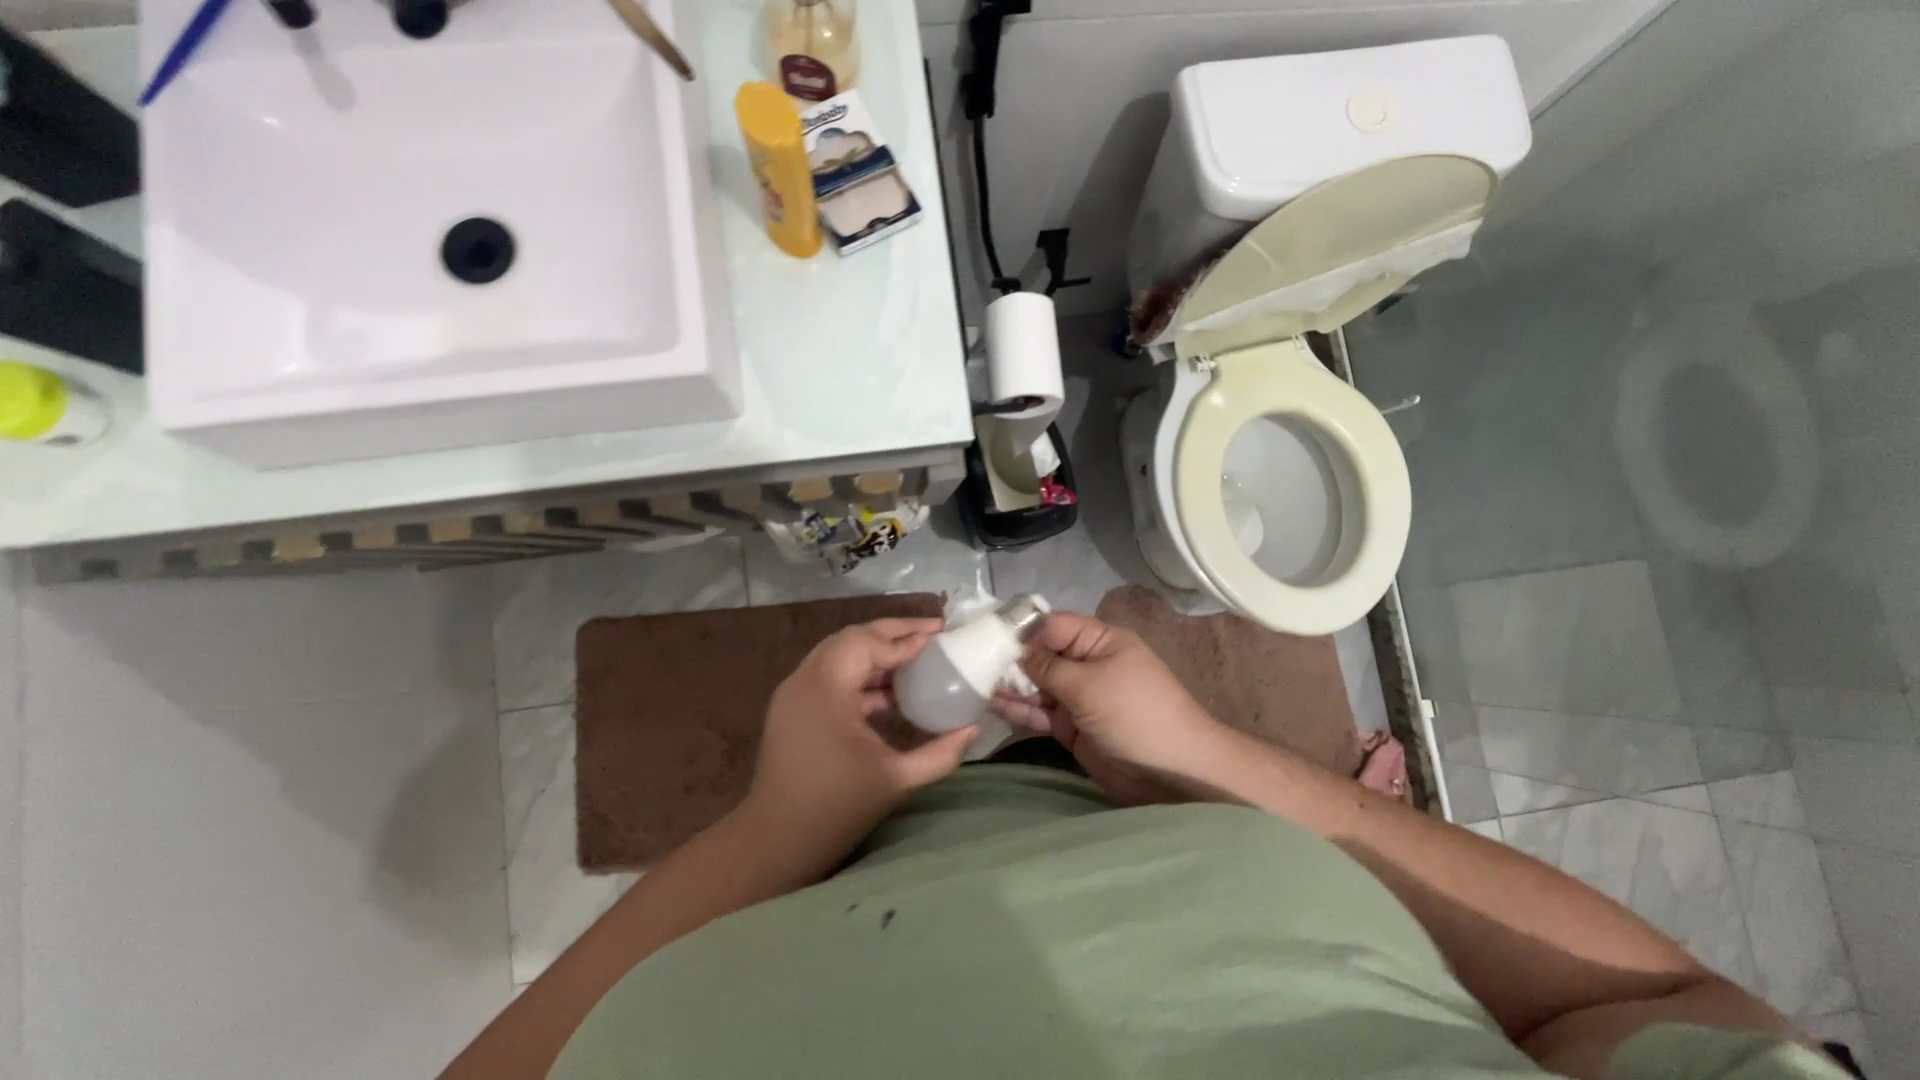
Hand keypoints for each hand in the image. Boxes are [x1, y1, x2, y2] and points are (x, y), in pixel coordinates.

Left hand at [744, 618, 978, 869]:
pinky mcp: (792, 709)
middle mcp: (805, 680)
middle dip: (892, 634)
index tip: (941, 636)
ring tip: (917, 659)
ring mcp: (794, 693)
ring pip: (838, 655)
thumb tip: (973, 729)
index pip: (867, 642)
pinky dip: (860, 676)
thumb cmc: (836, 808)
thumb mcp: (896, 779)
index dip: (905, 638)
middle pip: (851, 639)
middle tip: (932, 634)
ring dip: (876, 653)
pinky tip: (892, 693)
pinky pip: (830, 677)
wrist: (776, 840)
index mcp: (826, 688)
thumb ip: (940, 754)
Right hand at [991, 612, 1226, 804]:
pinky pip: (1040, 712)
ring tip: (971, 682)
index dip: (1021, 629)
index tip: (985, 635)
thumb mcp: (1089, 683)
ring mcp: (1079, 697)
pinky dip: (1018, 708)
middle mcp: (1088, 664)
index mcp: (1100, 641)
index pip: (1053, 624)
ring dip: (1009, 684)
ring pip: (1037, 684)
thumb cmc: (1135, 714)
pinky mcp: (1072, 727)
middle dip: (1010, 657)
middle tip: (968, 660)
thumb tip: (1017, 652)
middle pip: (1042, 653)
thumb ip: (1048, 667)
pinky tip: (990, 703)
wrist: (1173, 772)